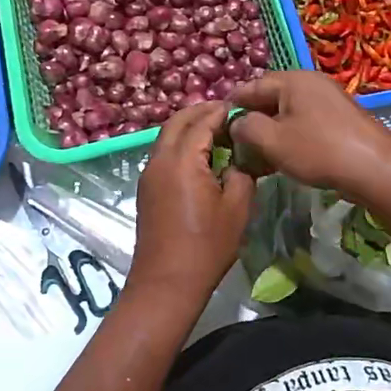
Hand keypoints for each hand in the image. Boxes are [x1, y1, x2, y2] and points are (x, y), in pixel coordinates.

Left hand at [129, 102, 255, 298]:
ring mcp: (149, 174)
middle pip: (177, 122)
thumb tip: (240, 158)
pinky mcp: (147, 189)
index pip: (202, 121)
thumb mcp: (237, 207)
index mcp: (182, 160)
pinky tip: (202, 156)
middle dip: (201, 112)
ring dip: (189, 127)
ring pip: (167, 136)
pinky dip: (181, 144)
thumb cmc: (207, 246)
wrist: (167, 282)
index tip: (243, 109)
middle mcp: (159, 160)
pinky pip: (163, 154)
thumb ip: (242, 172)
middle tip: (228, 113)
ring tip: (218, 132)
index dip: (222, 112)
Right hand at [230, 72, 390, 198]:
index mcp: (292, 80)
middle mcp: (310, 83)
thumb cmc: (318, 150)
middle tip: (235, 145)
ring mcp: (328, 100)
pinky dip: (290, 138)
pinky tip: (282, 160)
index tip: (216, 126)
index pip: (250, 87)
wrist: (374, 168)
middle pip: (270, 98)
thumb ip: (246, 127)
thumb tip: (237, 123)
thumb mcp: (272, 140)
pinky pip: (305, 124)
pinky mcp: (339, 120)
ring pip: (287, 113)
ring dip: (270, 133)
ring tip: (256, 157)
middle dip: (251, 121)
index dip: (231, 106)